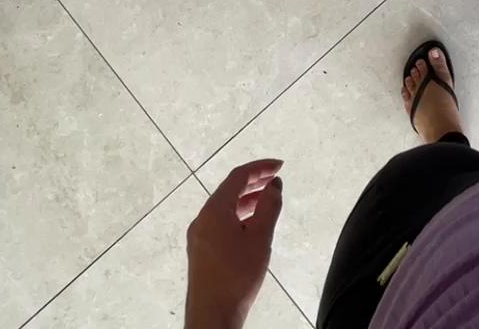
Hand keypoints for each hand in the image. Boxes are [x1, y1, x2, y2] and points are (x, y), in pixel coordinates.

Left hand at [186, 160, 283, 328]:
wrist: (212, 318)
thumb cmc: (237, 275)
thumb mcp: (260, 237)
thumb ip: (269, 205)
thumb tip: (274, 184)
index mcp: (213, 211)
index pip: (238, 177)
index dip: (260, 167)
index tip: (280, 166)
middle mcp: (202, 220)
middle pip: (229, 190)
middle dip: (254, 181)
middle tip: (276, 178)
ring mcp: (199, 237)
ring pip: (224, 208)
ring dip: (247, 199)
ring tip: (268, 199)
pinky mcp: (201, 252)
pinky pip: (220, 222)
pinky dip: (238, 215)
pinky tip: (253, 225)